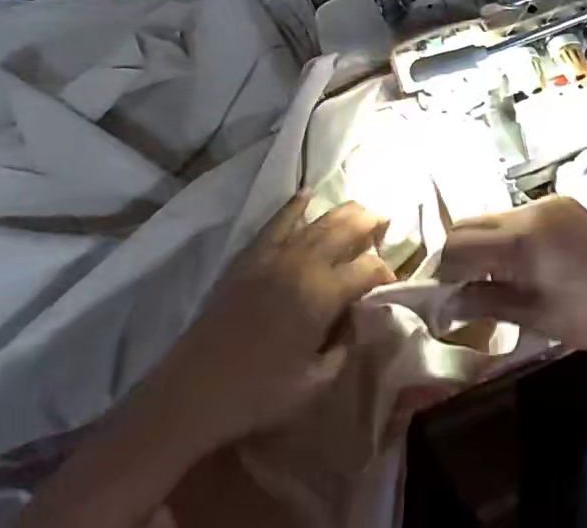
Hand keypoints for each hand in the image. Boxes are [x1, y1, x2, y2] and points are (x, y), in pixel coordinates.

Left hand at [142, 195, 393, 445]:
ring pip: (317, 220)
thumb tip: (356, 320)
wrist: (195, 389)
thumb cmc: (259, 394)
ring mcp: (274, 254)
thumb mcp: (316, 384)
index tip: (391, 284)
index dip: (386, 272)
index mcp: (324, 294)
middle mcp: (303, 264)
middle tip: (386, 223)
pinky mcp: (250, 255)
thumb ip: (345, 347)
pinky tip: (307, 193)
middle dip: (371, 223)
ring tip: (361, 209)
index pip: (368, 268)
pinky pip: (277, 220)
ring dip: (343, 211)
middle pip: (346, 229)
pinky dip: (295, 205)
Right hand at [438, 195, 586, 358]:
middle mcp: (528, 210)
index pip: (458, 242)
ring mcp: (548, 204)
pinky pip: (521, 218)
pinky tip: (524, 265)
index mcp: (520, 239)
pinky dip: (510, 239)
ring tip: (495, 280)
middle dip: (460, 254)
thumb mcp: (538, 316)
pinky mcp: (565, 205)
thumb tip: (447, 304)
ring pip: (496, 219)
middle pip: (473, 223)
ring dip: (486, 246)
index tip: (443, 296)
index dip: (444, 269)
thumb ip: (486, 302)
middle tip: (462, 289)